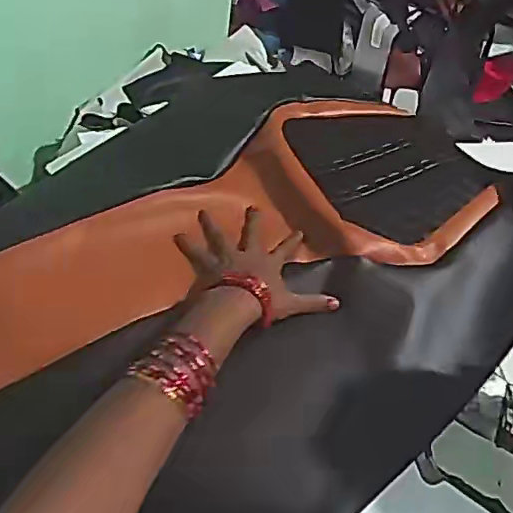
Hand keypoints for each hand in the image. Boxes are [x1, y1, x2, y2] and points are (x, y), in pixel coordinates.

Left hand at [174, 208, 339, 323]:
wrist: (238, 303)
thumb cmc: (264, 303)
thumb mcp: (292, 304)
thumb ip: (313, 302)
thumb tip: (336, 303)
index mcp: (270, 264)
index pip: (285, 250)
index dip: (292, 241)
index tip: (299, 231)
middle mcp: (249, 254)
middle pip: (251, 234)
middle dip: (253, 221)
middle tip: (252, 208)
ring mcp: (227, 256)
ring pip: (219, 237)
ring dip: (211, 225)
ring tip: (202, 213)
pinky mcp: (209, 264)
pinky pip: (195, 252)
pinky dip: (186, 244)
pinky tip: (176, 235)